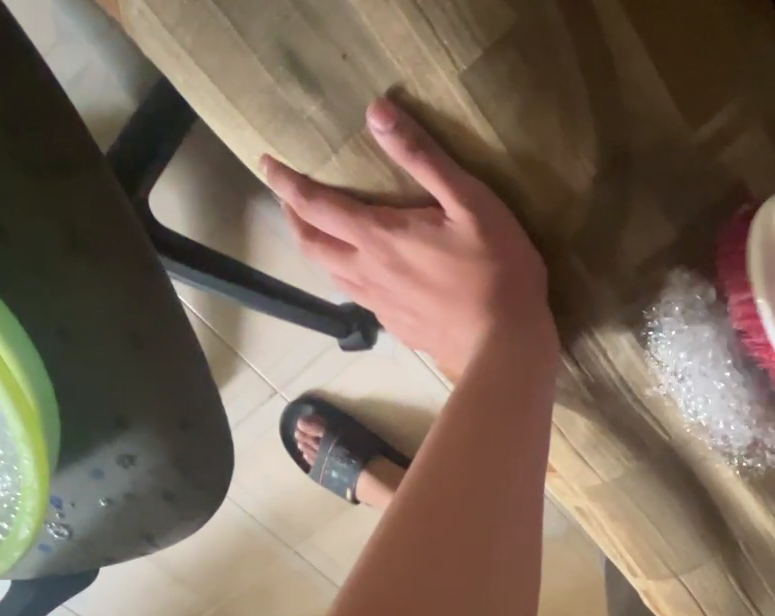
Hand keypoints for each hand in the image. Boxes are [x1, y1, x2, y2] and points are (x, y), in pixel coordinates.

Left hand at [261, 98, 551, 378]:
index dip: (286, 182)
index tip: (267, 164)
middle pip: (312, 245)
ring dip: (319, 250)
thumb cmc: (497, 270)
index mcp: (378, 237)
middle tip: (291, 199)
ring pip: (333, 276)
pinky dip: (352, 280)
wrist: (508, 345)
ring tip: (323, 235)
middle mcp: (368, 273)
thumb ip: (423, 157)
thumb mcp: (470, 202)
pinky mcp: (403, 330)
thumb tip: (377, 112)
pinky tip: (370, 278)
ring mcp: (384, 307)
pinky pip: (364, 301)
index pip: (314, 205)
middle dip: (294, 218)